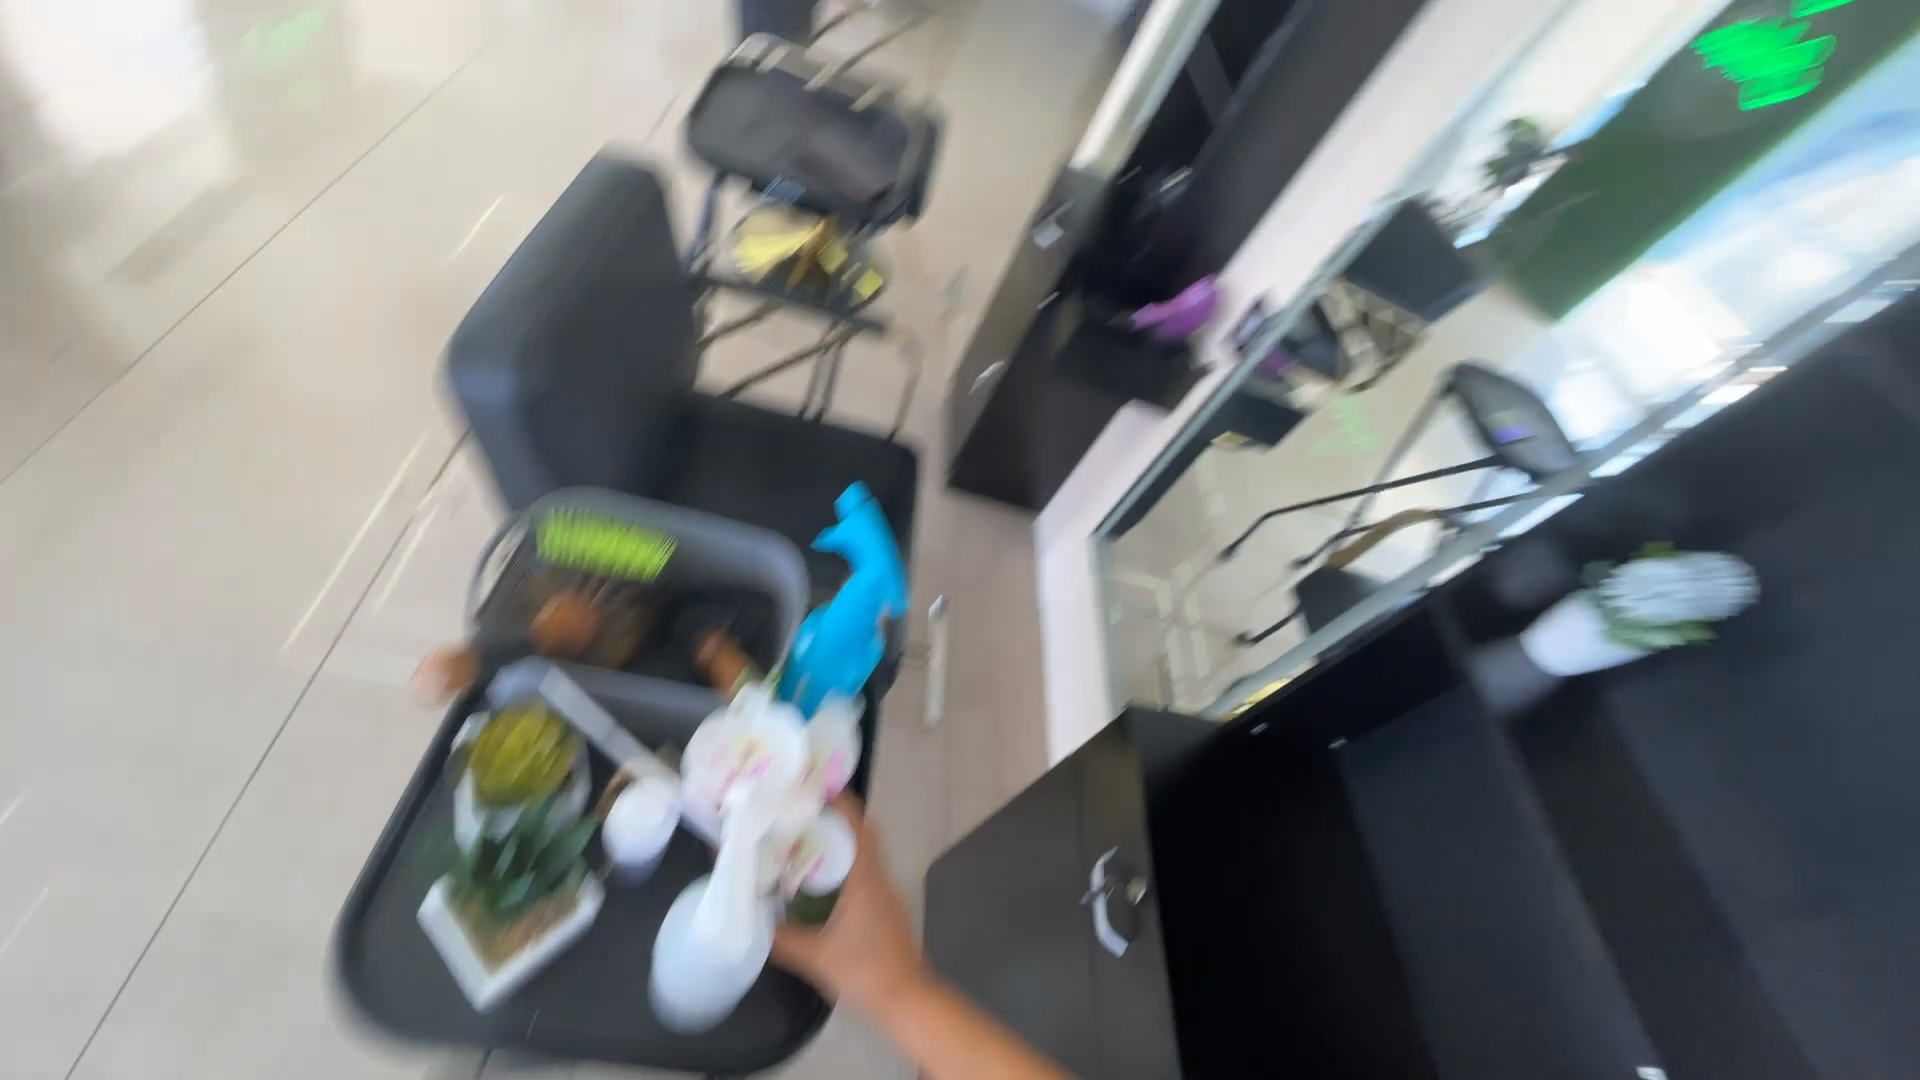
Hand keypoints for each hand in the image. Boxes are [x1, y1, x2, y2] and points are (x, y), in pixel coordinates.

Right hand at [771, 794, 929, 1014]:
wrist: (906, 999)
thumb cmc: (865, 970)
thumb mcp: (816, 956)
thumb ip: (782, 939)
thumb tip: (751, 921)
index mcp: (865, 877)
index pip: (858, 824)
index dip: (841, 802)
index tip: (815, 789)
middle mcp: (880, 876)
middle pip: (863, 833)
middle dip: (837, 819)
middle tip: (803, 816)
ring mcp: (887, 891)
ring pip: (866, 853)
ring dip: (842, 843)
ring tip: (806, 844)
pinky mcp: (887, 907)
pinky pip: (866, 872)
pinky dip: (847, 866)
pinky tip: (823, 884)